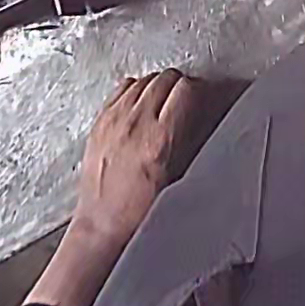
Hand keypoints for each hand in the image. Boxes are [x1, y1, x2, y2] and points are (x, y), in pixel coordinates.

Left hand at [72, 69, 195, 247]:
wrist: (102, 227)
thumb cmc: (141, 212)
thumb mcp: (177, 178)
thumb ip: (190, 140)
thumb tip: (204, 112)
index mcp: (160, 140)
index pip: (185, 89)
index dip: (198, 90)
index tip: (203, 97)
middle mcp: (136, 123)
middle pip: (166, 78)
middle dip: (180, 85)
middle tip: (185, 100)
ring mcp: (115, 118)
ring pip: (145, 79)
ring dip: (158, 86)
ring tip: (163, 103)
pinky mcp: (100, 119)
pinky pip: (123, 87)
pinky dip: (136, 90)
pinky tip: (140, 104)